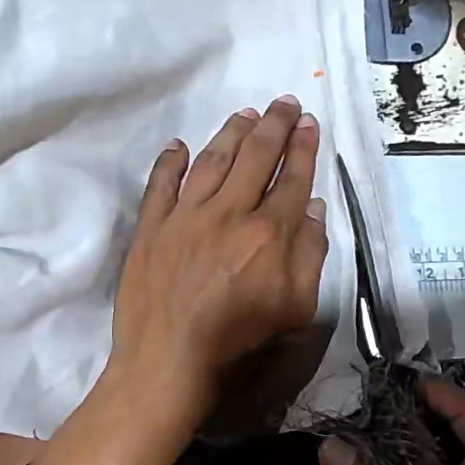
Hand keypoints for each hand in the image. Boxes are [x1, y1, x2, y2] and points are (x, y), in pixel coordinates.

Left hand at [107, 96, 329, 420]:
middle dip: (274, 124)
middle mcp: (228, 213)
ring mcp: (184, 216)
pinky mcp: (151, 228)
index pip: (291, 179)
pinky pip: (161, 183)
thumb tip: (313, 208)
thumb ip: (310, 256)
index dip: (303, 148)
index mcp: (268, 233)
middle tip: (283, 102)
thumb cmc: (236, 342)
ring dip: (231, 132)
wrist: (168, 361)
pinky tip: (178, 145)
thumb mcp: (295, 310)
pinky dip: (170, 161)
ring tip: (245, 113)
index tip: (308, 124)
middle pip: (255, 156)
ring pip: (212, 160)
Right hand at [318, 379, 464, 464]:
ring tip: (362, 461)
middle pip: (432, 414)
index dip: (388, 398)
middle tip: (348, 441)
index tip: (348, 414)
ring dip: (403, 451)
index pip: (429, 390)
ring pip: (437, 441)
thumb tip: (325, 446)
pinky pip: (448, 462)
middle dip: (390, 427)